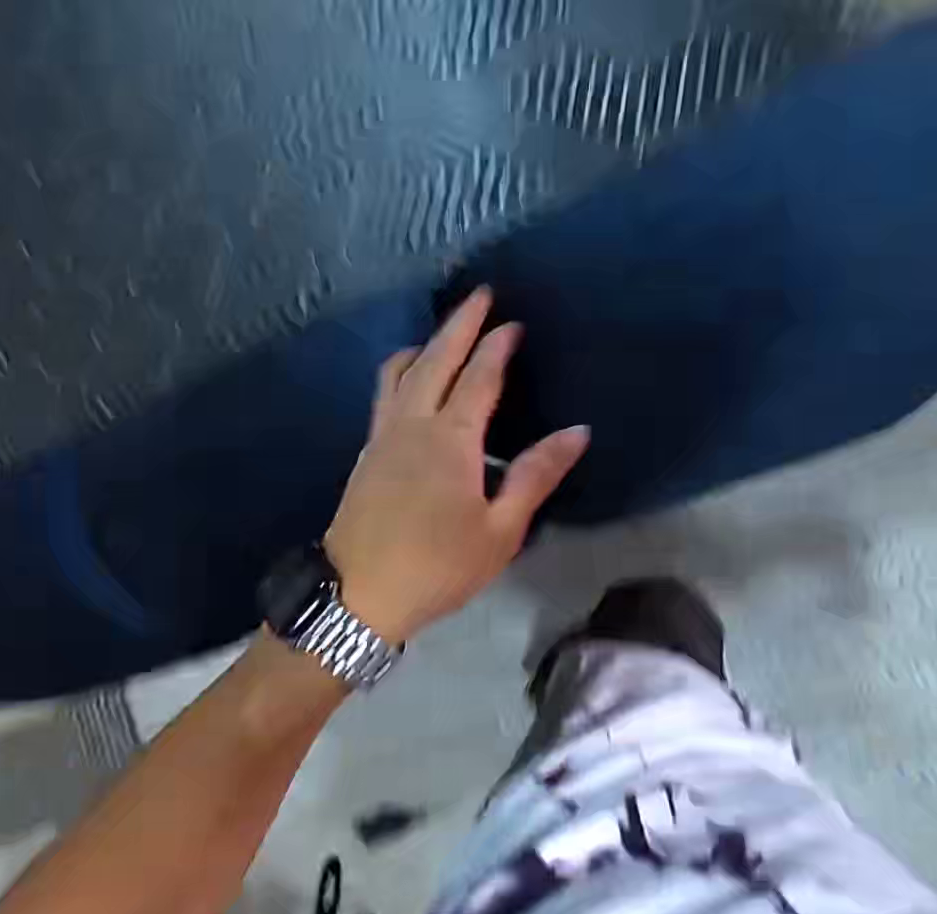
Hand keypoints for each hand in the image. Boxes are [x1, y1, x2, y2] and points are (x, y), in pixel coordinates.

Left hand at [325, 287, 588, 643]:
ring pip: (399, 373)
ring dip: (424, 346)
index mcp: (451, 439)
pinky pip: (384, 394)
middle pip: (435, 359)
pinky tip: (412, 386)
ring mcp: (381, 437)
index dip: (497, 345)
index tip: (512, 321)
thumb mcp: (500, 529)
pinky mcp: (365, 455)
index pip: (479, 377)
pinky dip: (402, 373)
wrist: (360, 594)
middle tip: (479, 296)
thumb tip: (576, 432)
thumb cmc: (440, 565)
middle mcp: (412, 424)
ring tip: (442, 337)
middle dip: (459, 324)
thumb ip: (535, 475)